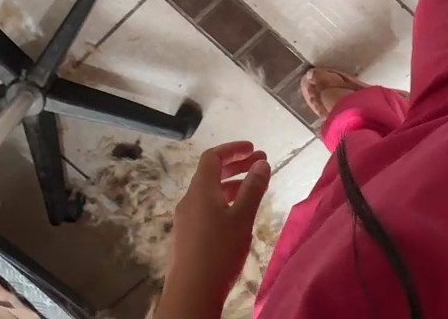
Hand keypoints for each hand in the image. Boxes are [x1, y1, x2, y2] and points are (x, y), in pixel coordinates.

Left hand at [156, 142, 270, 318]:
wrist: (190, 297)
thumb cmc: (218, 252)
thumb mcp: (242, 218)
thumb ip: (253, 188)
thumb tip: (262, 163)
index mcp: (200, 190)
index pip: (212, 157)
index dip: (233, 149)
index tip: (253, 149)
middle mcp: (189, 200)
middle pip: (211, 173)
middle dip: (236, 166)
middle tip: (260, 165)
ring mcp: (185, 220)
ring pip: (209, 193)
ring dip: (231, 186)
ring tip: (254, 190)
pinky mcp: (186, 239)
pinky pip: (206, 209)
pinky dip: (223, 203)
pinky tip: (237, 218)